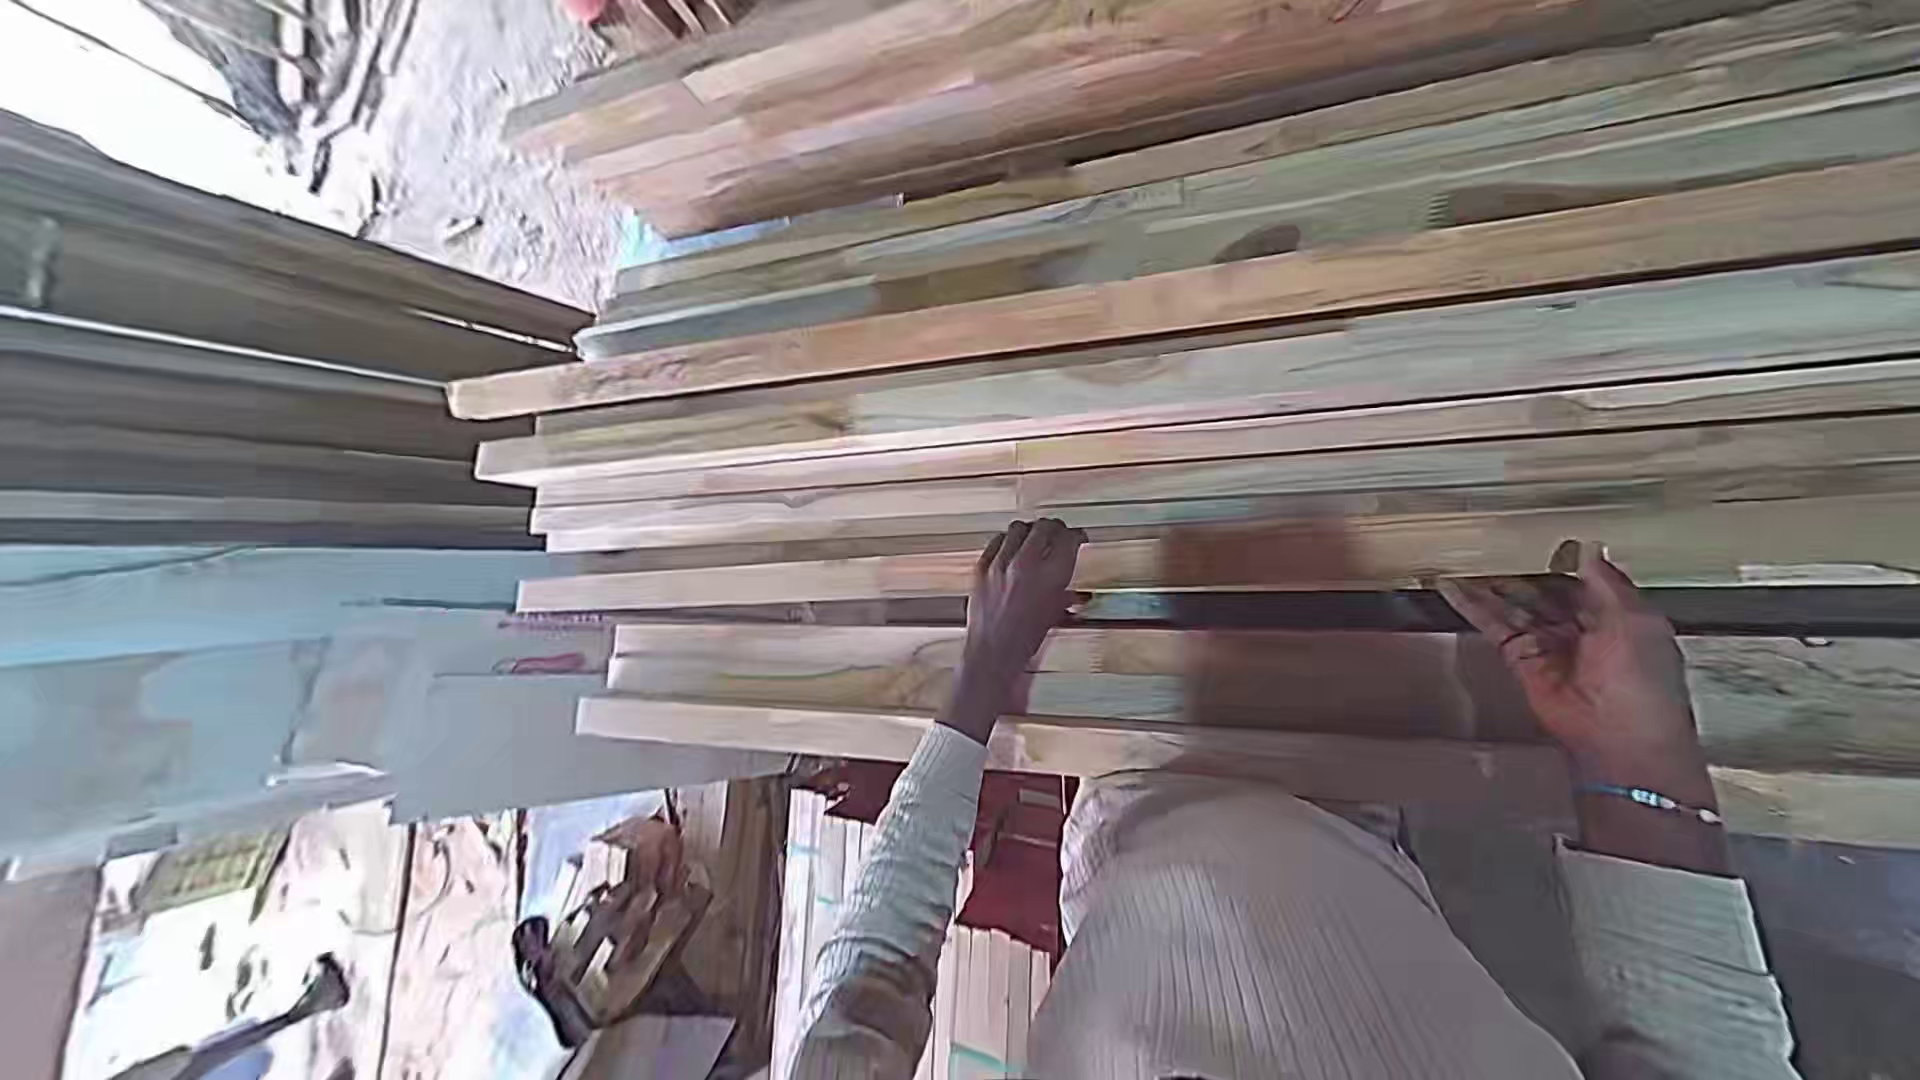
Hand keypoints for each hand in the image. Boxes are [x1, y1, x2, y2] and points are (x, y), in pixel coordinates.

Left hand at [939, 519, 1085, 742]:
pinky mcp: (982, 566)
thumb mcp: (1055, 614)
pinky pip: (997, 541)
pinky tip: (1011, 546)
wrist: (994, 650)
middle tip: (1059, 533)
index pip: (1069, 539)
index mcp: (1051, 576)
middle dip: (1056, 528)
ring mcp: (1002, 564)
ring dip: (1030, 530)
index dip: (1076, 535)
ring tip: (1034, 537)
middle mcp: (1027, 565)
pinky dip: (1007, 540)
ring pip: (1019, 528)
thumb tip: (1077, 592)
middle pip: (1045, 527)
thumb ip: (1066, 596)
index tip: (1078, 537)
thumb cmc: (1025, 639)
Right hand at [1439, 540, 1725, 872]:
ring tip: (1461, 560)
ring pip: (1512, 603)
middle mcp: (1580, 627)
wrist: (1616, 733)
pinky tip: (1451, 587)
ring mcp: (1545, 641)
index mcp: (1618, 617)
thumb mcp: (1635, 623)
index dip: (1563, 560)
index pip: (1585, 581)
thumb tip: (1589, 547)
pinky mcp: (1516, 654)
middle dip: (1519, 569)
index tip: (1538, 536)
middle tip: (1491, 544)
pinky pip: (1491, 623)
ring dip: (1487, 584)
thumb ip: (1608, 584)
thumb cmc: (1640, 681)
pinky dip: (1469, 605)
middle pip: (1542, 590)